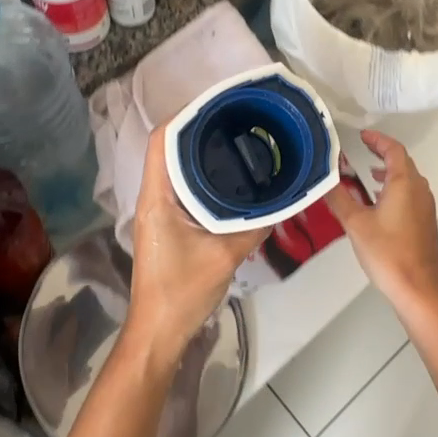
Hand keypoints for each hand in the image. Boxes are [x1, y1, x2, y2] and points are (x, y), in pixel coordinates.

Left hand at [124, 125, 268, 363]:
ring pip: (174, 166)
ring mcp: (157, 212)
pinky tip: (229, 176)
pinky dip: (202, 173)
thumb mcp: (225, 257)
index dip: (185, 114)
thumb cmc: (181, 292)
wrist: (158, 333)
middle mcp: (153, 198)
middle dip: (198, 127)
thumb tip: (284, 201)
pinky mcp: (166, 224)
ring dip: (199, 150)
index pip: (162, 140)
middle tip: (235, 117)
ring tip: (235, 137)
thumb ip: (254, 226)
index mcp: (158, 198)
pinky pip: (182, 186)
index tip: (217, 103)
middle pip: (168, 147)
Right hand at [324, 130, 437, 311]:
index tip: (362, 135)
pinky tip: (379, 202)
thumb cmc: (387, 252)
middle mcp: (419, 189)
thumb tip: (323, 178)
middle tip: (363, 149)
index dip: (378, 139)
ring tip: (368, 174)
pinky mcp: (425, 222)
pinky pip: (410, 194)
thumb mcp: (355, 223)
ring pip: (408, 179)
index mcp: (404, 183)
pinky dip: (395, 188)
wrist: (417, 288)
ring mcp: (425, 206)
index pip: (394, 150)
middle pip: (403, 162)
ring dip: (390, 171)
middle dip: (383, 153)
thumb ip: (339, 197)